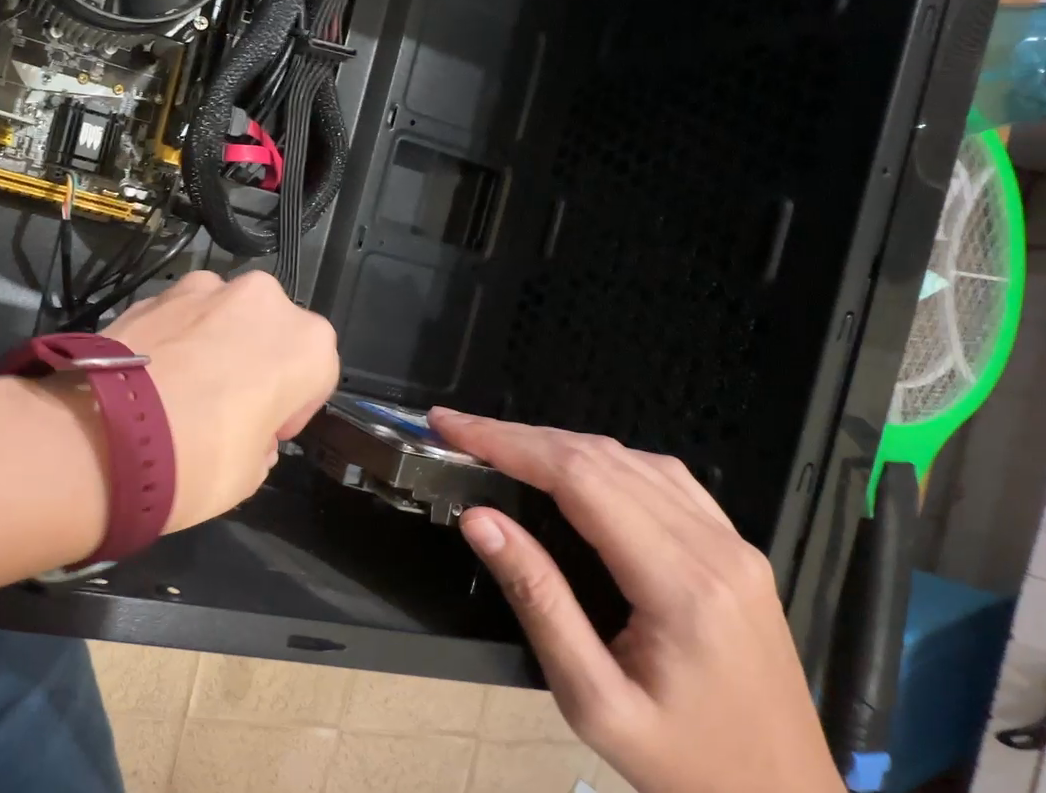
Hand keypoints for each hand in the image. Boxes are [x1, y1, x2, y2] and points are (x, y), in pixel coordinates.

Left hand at [99, 271, 337, 532]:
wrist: (101, 434)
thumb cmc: (197, 459)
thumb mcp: (251, 472)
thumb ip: (261, 438)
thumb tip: (243, 428)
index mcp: (306, 342)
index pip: (316, 373)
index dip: (292, 406)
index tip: (265, 433)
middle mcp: (260, 299)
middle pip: (268, 331)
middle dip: (253, 362)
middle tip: (223, 408)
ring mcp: (200, 288)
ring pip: (220, 315)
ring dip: (211, 343)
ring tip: (180, 391)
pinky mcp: (149, 293)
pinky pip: (176, 316)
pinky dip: (171, 339)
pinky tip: (149, 378)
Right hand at [431, 410, 841, 792]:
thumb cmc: (681, 761)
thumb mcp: (592, 699)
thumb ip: (538, 601)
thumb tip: (479, 519)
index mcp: (680, 583)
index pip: (580, 478)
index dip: (507, 442)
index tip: (448, 427)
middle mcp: (715, 548)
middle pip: (603, 458)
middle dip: (519, 436)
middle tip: (454, 431)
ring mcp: (734, 547)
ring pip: (633, 459)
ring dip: (556, 442)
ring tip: (496, 446)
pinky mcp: (736, 554)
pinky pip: (663, 479)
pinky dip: (602, 459)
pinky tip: (569, 468)